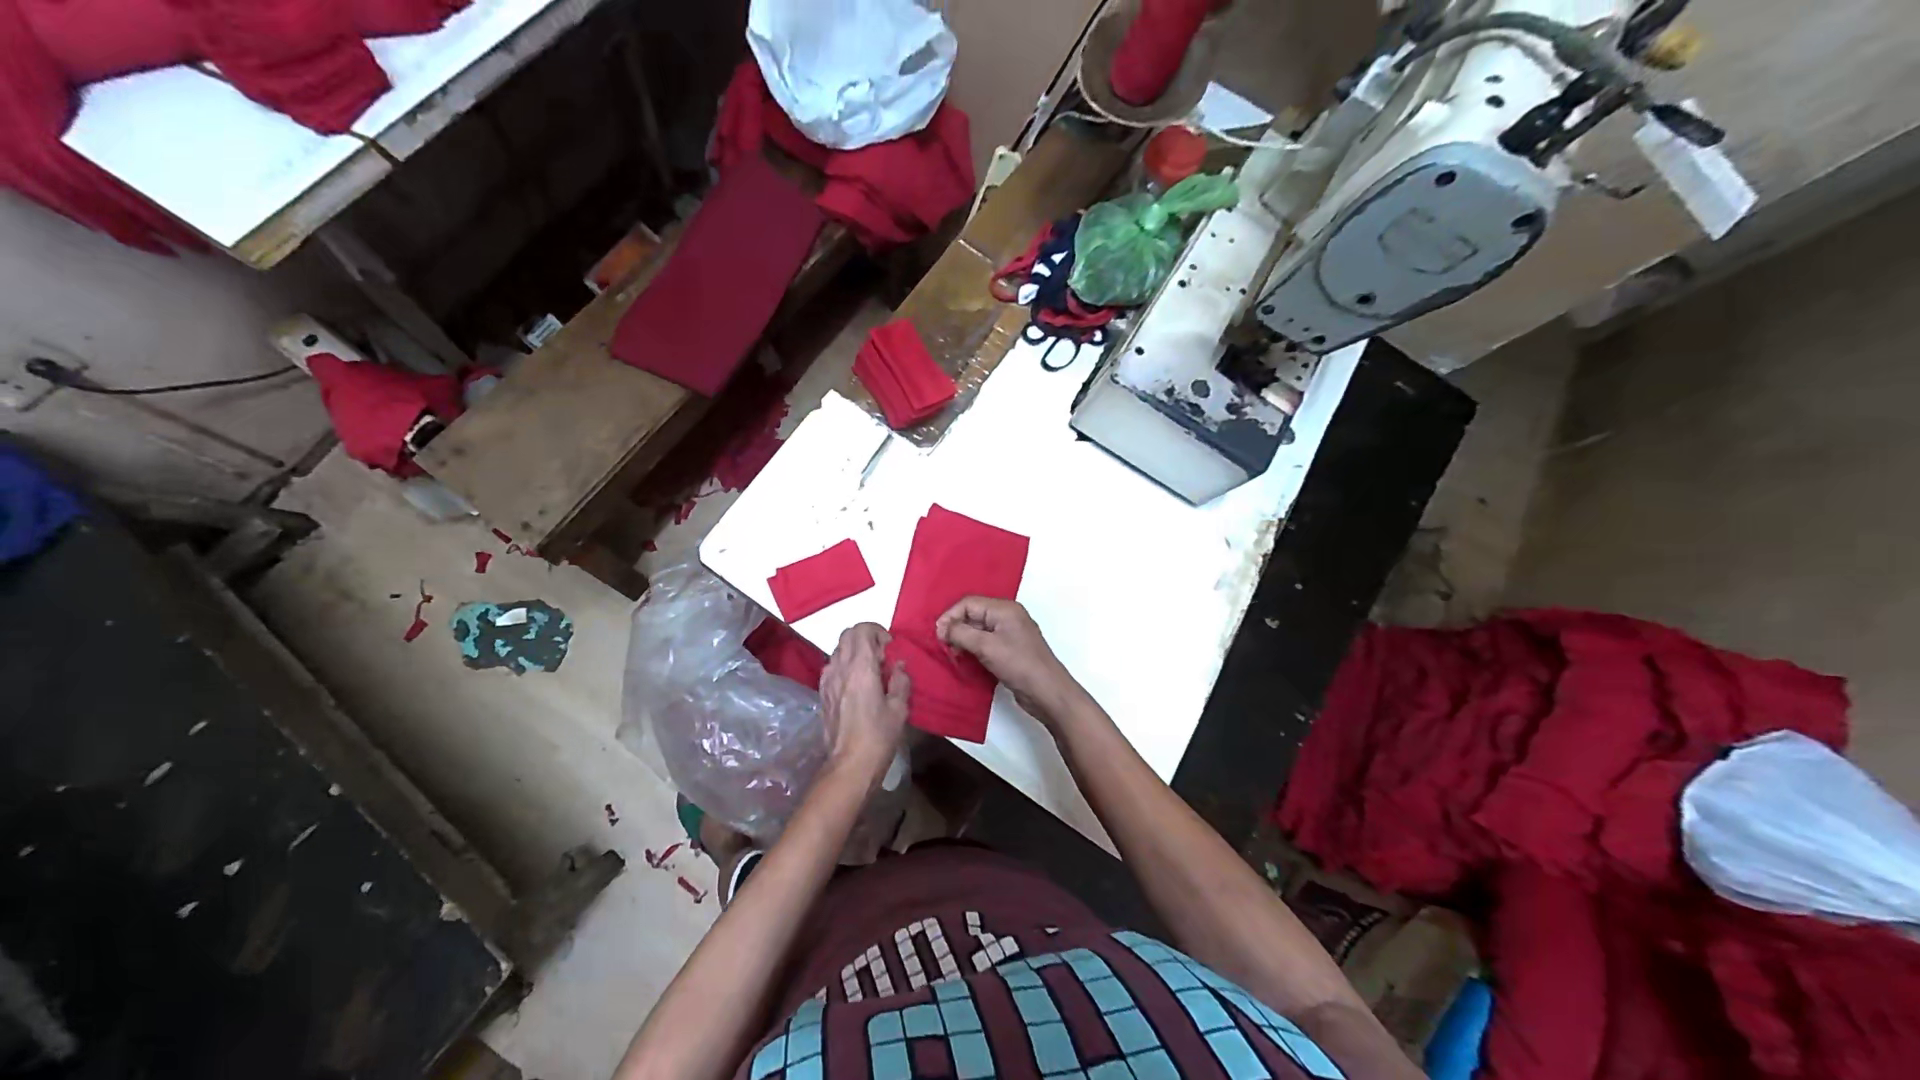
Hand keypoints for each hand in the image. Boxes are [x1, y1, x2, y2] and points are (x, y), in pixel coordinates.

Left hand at [818, 623, 910, 780]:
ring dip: (854, 651)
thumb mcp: (899, 708)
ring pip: (838, 650)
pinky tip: (857, 685)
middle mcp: (840, 669)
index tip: (890, 647)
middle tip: (882, 656)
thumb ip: (900, 680)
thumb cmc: (878, 737)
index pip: (861, 630)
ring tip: (871, 670)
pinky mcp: (822, 694)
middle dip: (865, 637)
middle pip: (847, 635)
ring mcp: (827, 681)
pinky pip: (832, 667)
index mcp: (860, 668)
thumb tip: (898, 665)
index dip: (877, 631)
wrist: (849, 765)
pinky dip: (845, 666)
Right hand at [935, 597, 1086, 727]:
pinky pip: (986, 643)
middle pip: (973, 614)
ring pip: (978, 630)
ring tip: (954, 654)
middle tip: (944, 646)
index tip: (938, 636)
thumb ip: (961, 633)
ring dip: (964, 639)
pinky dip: (974, 648)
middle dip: (956, 627)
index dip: (950, 616)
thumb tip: (942, 627)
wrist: (1047, 691)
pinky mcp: (1010, 650)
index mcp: (1004, 608)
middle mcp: (1008, 616)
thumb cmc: (1018, 664)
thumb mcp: (986, 646)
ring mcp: (1010, 633)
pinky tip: (966, 659)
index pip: (969, 603)